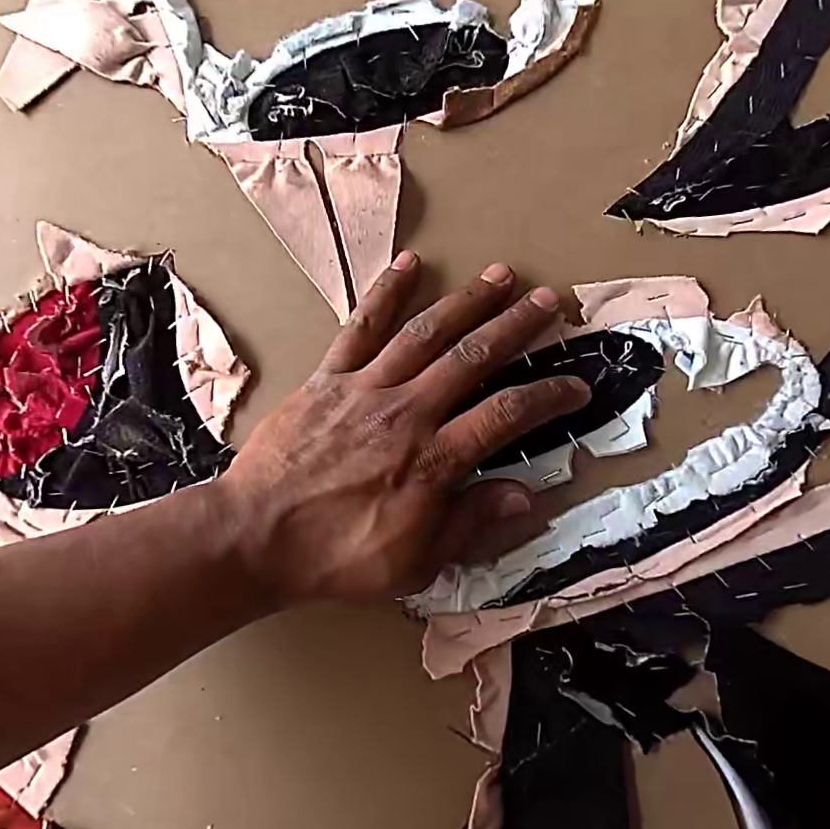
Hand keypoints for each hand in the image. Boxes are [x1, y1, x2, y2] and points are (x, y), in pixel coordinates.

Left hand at [214, 251, 588, 603]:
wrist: (255, 539)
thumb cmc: (336, 558)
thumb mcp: (414, 563)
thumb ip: (469, 524)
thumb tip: (524, 495)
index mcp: (433, 461)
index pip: (507, 415)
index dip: (548, 396)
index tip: (575, 386)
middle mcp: (406, 413)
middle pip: (473, 358)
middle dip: (517, 326)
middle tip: (548, 302)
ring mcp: (364, 390)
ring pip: (426, 333)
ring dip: (467, 301)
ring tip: (499, 275)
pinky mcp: (327, 381)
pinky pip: (360, 329)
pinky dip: (386, 295)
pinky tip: (409, 265)